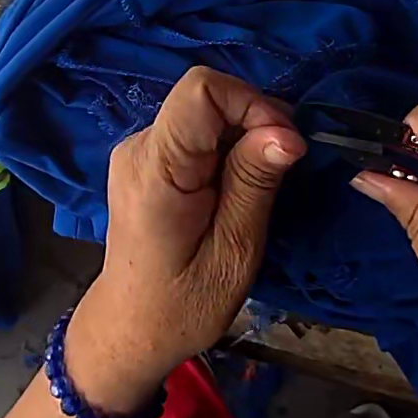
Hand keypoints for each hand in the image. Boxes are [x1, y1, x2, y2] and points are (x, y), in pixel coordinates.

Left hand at [64, 68, 305, 412]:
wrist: (130, 327)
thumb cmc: (182, 305)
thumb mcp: (234, 252)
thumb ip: (255, 183)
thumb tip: (287, 131)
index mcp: (156, 168)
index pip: (200, 90)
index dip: (251, 103)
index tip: (284, 144)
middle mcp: (139, 145)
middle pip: (205, 99)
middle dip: (254, 123)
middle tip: (281, 169)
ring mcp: (138, 148)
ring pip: (204, 112)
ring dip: (243, 137)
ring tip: (258, 185)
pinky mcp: (146, 157)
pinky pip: (194, 131)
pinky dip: (225, 148)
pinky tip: (233, 187)